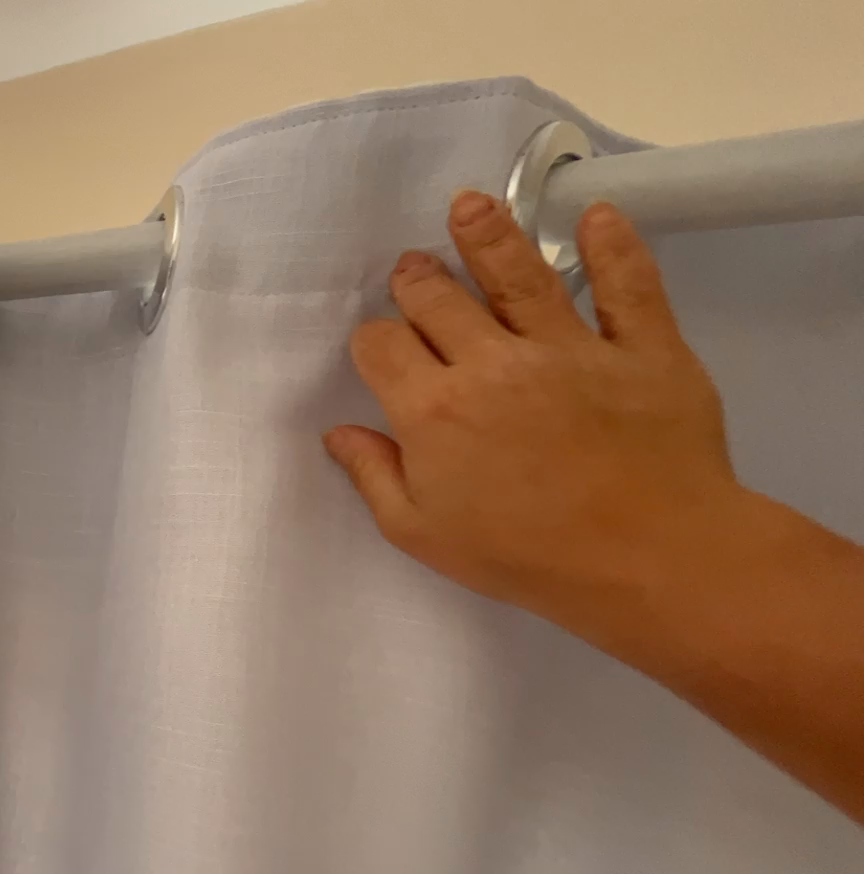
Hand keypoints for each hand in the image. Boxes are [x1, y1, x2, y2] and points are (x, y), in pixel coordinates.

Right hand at [323, 192, 767, 636]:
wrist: (646, 559)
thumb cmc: (516, 551)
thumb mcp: (415, 529)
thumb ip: (372, 474)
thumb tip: (337, 433)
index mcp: (430, 409)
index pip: (381, 347)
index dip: (370, 339)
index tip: (374, 347)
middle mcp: (490, 365)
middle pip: (439, 301)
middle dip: (415, 279)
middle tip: (409, 266)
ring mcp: (568, 350)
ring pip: (520, 277)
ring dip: (487, 236)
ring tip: (466, 205)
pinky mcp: (642, 348)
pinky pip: (628, 286)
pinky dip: (613, 246)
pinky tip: (595, 215)